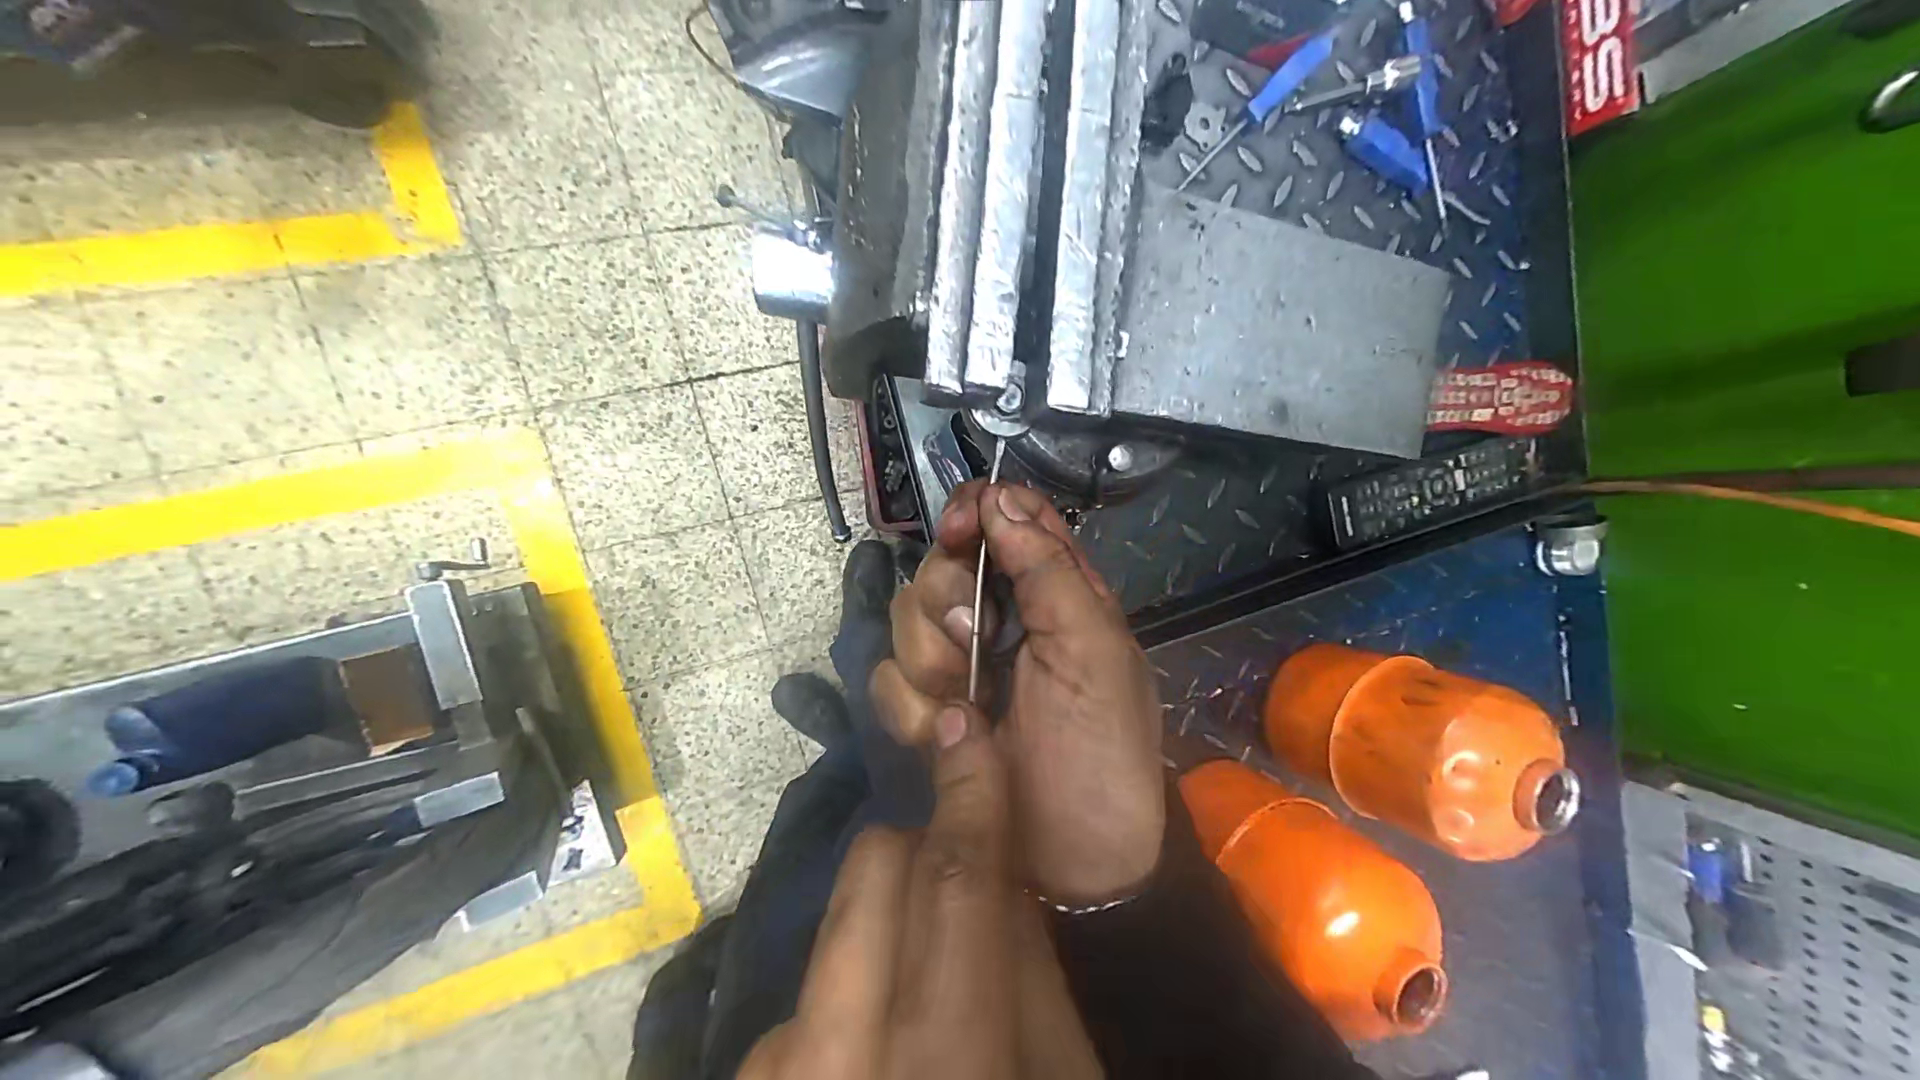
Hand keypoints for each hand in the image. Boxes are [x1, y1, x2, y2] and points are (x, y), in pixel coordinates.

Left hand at [738, 705, 1099, 1079]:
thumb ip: (1034, 982)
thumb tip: (1004, 873)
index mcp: (947, 1068)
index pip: (954, 888)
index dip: (970, 798)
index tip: (969, 730)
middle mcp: (837, 1070)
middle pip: (871, 878)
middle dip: (917, 852)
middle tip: (956, 887)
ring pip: (824, 946)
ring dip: (875, 944)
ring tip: (915, 1014)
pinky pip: (788, 1023)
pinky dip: (834, 1017)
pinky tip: (862, 1075)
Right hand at [872, 482, 1165, 904]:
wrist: (1074, 861)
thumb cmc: (1099, 749)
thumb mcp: (1093, 650)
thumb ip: (1049, 569)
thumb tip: (1000, 496)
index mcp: (1053, 591)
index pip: (1006, 516)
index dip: (976, 512)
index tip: (960, 533)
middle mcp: (1001, 617)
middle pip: (942, 565)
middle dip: (948, 602)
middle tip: (977, 641)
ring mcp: (958, 663)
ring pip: (906, 619)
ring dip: (933, 662)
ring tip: (971, 705)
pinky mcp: (926, 708)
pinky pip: (888, 681)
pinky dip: (914, 709)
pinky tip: (949, 736)